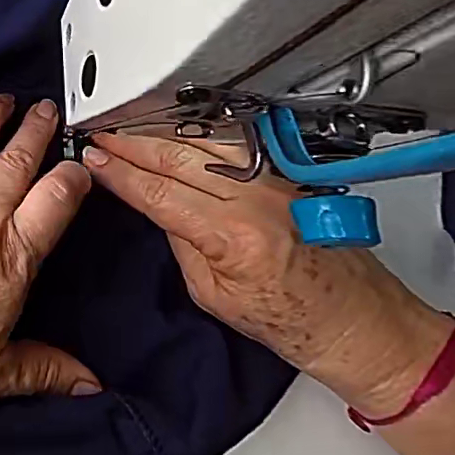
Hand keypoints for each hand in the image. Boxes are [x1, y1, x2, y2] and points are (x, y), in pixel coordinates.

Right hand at [79, 131, 452, 416]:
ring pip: (205, 144)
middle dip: (131, 145)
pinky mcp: (289, 181)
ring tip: (128, 129)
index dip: (119, 173)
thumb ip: (181, 242)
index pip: (157, 191)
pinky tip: (176, 132)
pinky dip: (196, 135)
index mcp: (234, 236)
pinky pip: (233, 147)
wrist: (361, 326)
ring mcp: (279, 186)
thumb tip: (157, 208)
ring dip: (160, 133)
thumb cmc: (294, 321)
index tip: (94, 159)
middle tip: (101, 136)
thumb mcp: (211, 293)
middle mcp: (259, 202)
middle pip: (177, 158)